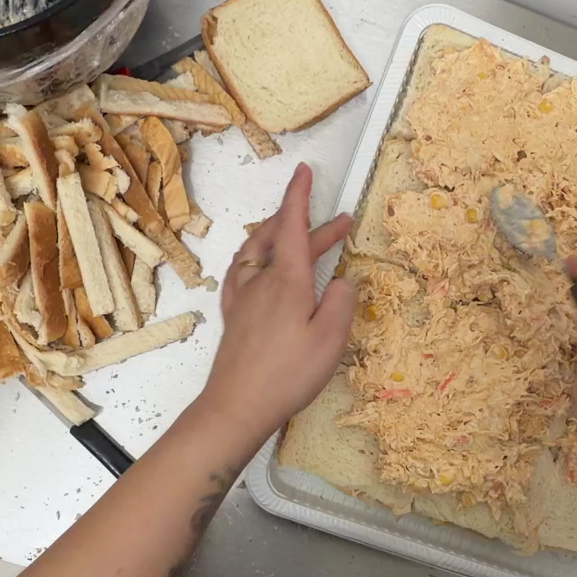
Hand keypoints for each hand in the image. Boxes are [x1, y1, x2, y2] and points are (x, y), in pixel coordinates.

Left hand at [193, 164, 355, 444]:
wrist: (237, 406)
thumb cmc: (288, 374)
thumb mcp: (330, 339)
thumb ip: (341, 302)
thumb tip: (341, 282)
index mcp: (286, 281)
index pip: (294, 227)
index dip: (299, 196)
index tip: (304, 171)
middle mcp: (260, 281)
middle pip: (282, 239)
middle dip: (309, 224)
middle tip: (341, 223)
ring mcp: (243, 298)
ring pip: (258, 252)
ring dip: (280, 236)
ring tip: (299, 234)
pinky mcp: (235, 317)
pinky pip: (242, 271)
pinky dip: (256, 257)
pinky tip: (258, 265)